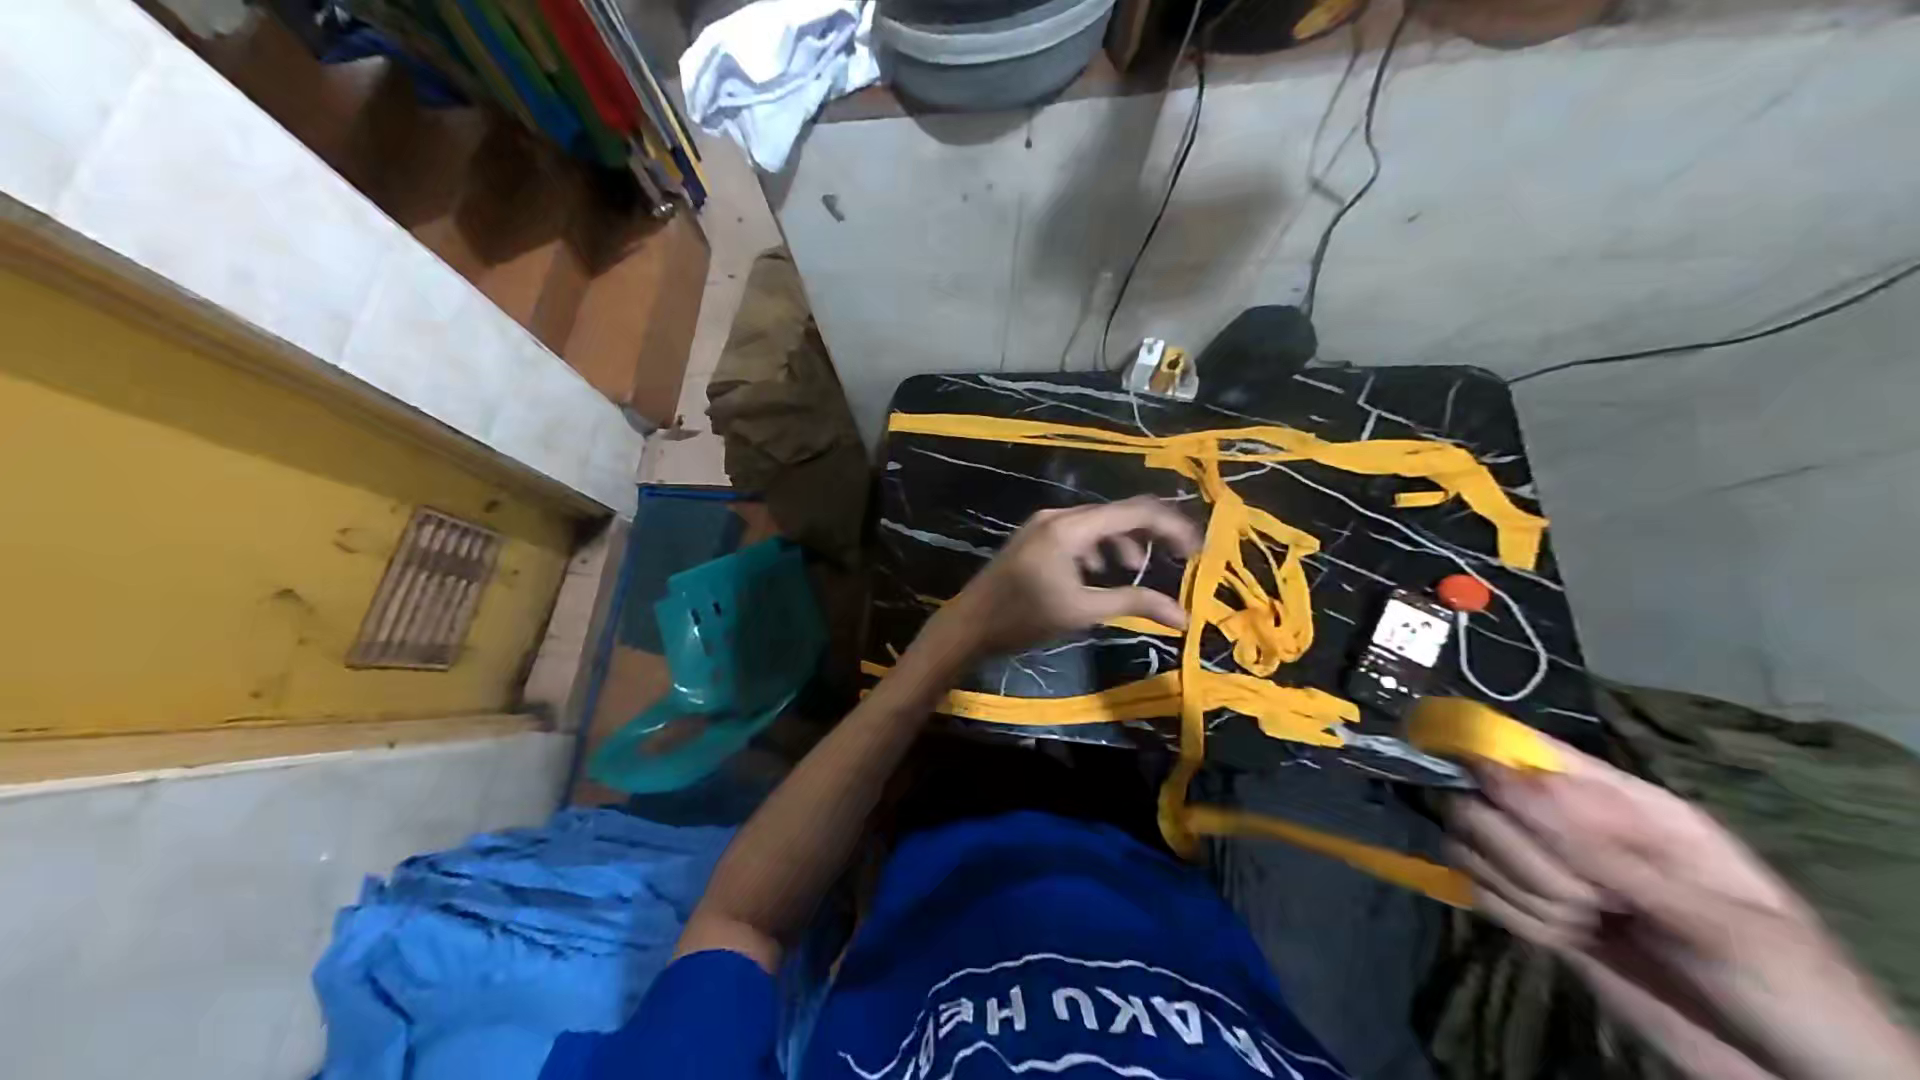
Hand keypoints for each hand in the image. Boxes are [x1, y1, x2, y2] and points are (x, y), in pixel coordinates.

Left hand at [928, 496, 1200, 657]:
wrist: (968, 625)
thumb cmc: (1023, 618)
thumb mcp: (1081, 611)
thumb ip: (1133, 604)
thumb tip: (1183, 616)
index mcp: (1070, 527)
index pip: (1134, 512)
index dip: (1171, 527)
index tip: (1196, 551)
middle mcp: (1059, 516)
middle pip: (1118, 513)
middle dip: (1151, 534)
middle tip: (1178, 558)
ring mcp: (1044, 525)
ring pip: (1099, 524)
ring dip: (1124, 543)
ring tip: (1135, 572)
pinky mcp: (1036, 539)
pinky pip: (1079, 534)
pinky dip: (1099, 549)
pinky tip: (1102, 574)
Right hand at [1449, 740, 1919, 1079]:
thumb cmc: (1785, 986)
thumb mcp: (1706, 914)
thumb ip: (1598, 845)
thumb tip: (1494, 773)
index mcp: (1627, 805)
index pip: (1534, 753)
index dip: (1482, 747)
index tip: (1441, 759)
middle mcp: (1574, 826)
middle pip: (1484, 801)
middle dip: (1519, 852)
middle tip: (1583, 897)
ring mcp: (1549, 868)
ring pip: (1472, 845)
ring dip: (1518, 890)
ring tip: (1583, 925)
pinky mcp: (1530, 909)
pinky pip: (1478, 890)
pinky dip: (1513, 917)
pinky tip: (1564, 942)